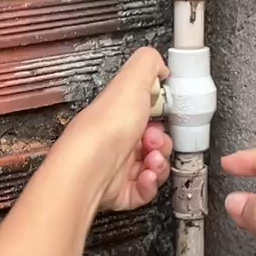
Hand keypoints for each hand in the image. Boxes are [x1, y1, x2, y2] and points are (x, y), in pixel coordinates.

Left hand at [57, 47, 173, 211]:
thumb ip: (149, 64)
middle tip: (153, 143)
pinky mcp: (120, 192)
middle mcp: (116, 140)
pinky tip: (146, 176)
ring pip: (154, 168)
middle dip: (162, 143)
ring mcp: (117, 168)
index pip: (148, 117)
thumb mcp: (131, 79)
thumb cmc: (107, 125)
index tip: (164, 118)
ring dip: (160, 164)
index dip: (162, 118)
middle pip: (154, 144)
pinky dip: (151, 184)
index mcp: (117, 115)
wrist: (91, 166)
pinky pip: (145, 190)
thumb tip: (160, 66)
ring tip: (151, 162)